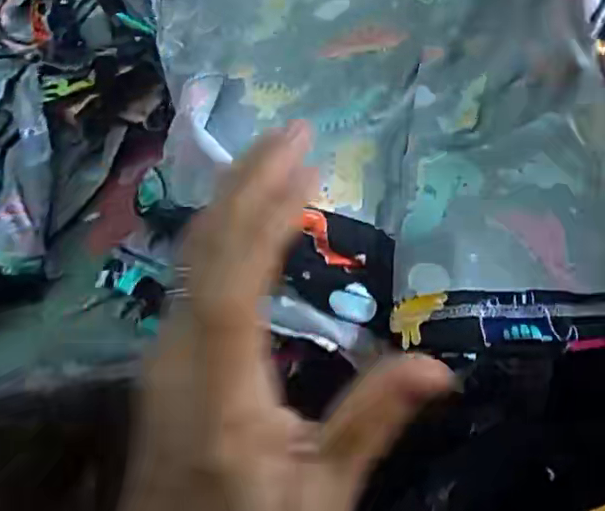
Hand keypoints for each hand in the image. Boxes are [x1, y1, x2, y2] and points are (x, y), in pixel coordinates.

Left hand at [119, 122, 453, 510]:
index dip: (268, 219)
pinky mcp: (167, 349)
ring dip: (235, 191)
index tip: (310, 167)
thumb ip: (371, 423)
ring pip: (194, 248)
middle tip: (296, 129)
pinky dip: (225, 220)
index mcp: (215, 387)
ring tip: (276, 149)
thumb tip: (441, 368)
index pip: (235, 283)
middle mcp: (176, 353)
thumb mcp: (318, 495)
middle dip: (250, 178)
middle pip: (207, 246)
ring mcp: (163, 347)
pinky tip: (248, 204)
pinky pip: (194, 264)